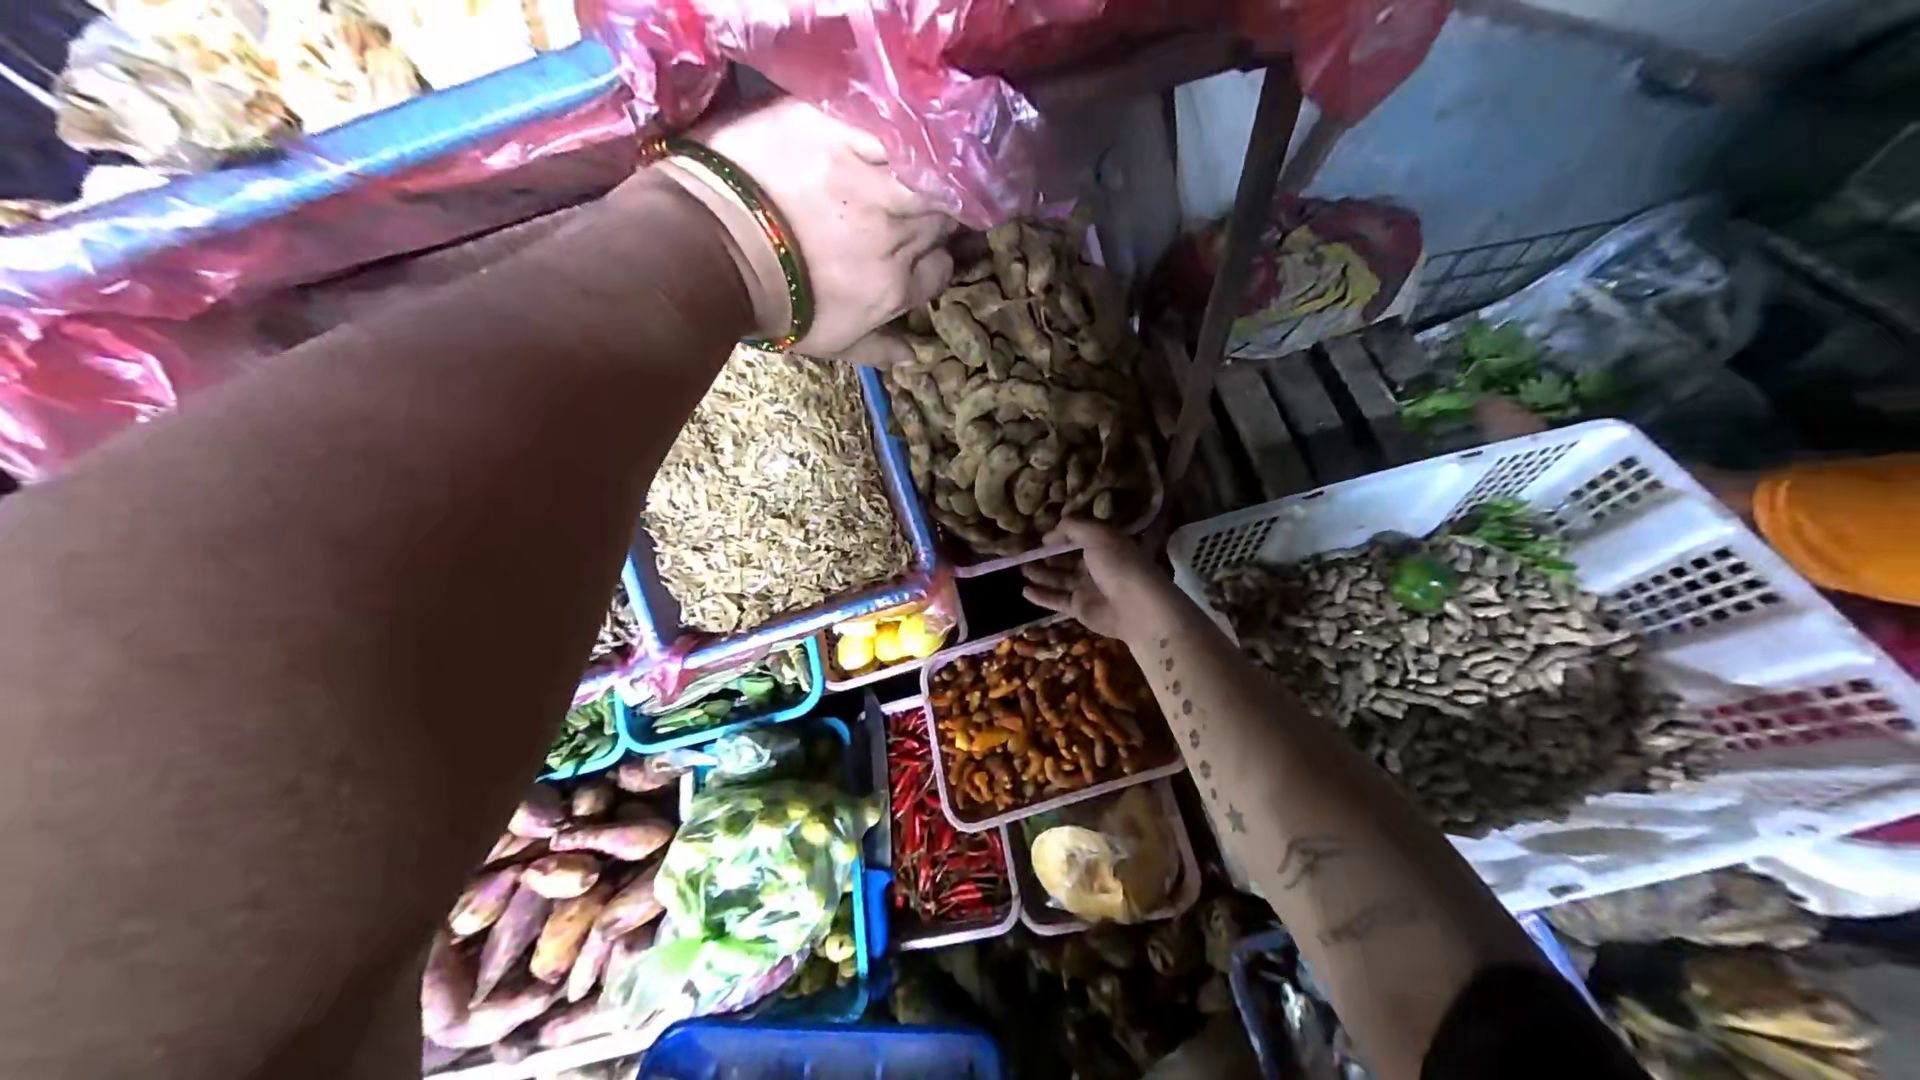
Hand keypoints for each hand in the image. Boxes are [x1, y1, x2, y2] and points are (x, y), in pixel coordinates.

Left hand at [649, 98, 956, 364]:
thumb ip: (877, 348)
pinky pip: (889, 125)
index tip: (919, 255)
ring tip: (904, 169)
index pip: (941, 269)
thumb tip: (911, 356)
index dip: (934, 261)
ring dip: (923, 172)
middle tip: (906, 210)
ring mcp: (872, 179)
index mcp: (895, 284)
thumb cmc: (774, 306)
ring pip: (927, 170)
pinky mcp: (842, 130)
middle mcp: (897, 232)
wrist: (715, 247)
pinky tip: (886, 130)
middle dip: (934, 216)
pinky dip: (893, 128)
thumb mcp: (830, 342)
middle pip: (941, 218)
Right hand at [1020, 519, 1181, 642]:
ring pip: (1058, 579)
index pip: (1079, 537)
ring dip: (1040, 574)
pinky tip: (1025, 590)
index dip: (1060, 535)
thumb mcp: (1097, 535)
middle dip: (1047, 556)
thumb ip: (1072, 528)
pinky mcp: (1079, 608)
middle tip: (1025, 553)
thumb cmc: (1118, 564)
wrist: (1136, 607)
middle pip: (1066, 559)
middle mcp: (1095, 565)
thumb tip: (1049, 533)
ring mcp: (1087, 588)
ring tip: (1021, 569)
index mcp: (1103, 545)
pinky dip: (1041, 595)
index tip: (1041, 536)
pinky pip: (1056, 599)